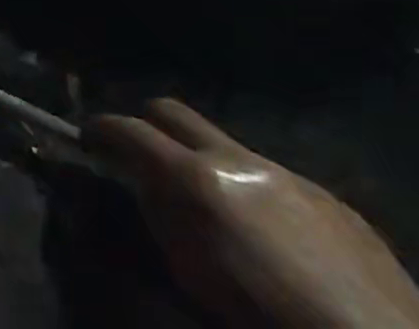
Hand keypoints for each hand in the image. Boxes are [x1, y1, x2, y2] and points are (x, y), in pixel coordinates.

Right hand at [87, 99, 418, 328]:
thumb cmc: (267, 322)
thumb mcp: (192, 279)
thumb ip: (161, 222)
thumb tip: (142, 189)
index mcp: (198, 179)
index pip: (129, 130)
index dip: (100, 129)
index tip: (88, 140)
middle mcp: (238, 159)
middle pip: (172, 111)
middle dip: (145, 124)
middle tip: (138, 157)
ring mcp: (289, 174)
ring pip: (224, 143)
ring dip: (201, 161)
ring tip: (212, 210)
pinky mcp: (330, 197)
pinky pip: (272, 177)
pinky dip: (251, 190)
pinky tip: (271, 239)